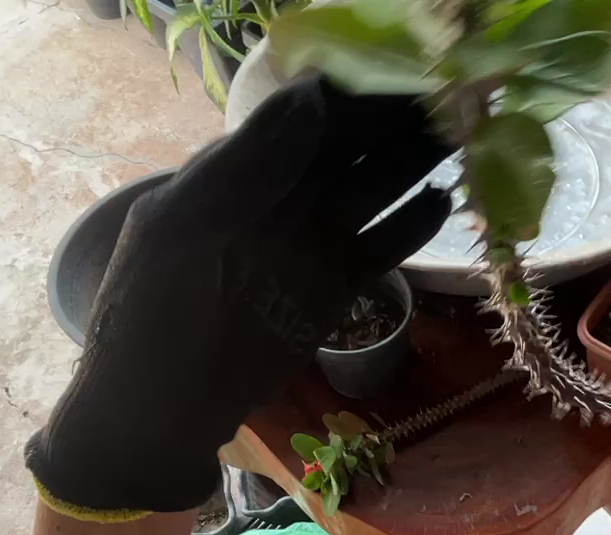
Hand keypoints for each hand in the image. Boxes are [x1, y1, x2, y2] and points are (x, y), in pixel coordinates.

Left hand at [25, 78, 451, 518]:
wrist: (165, 400)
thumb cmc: (151, 308)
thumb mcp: (180, 224)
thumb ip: (245, 164)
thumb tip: (313, 98)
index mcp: (242, 168)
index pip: (307, 110)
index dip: (353, 83)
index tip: (398, 57)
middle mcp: (286, 197)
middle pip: (352, 144)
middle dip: (396, 114)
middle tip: (448, 84)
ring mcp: (316, 244)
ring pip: (376, 189)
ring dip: (415, 161)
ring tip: (459, 129)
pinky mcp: (338, 289)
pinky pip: (383, 249)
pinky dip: (412, 228)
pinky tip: (442, 202)